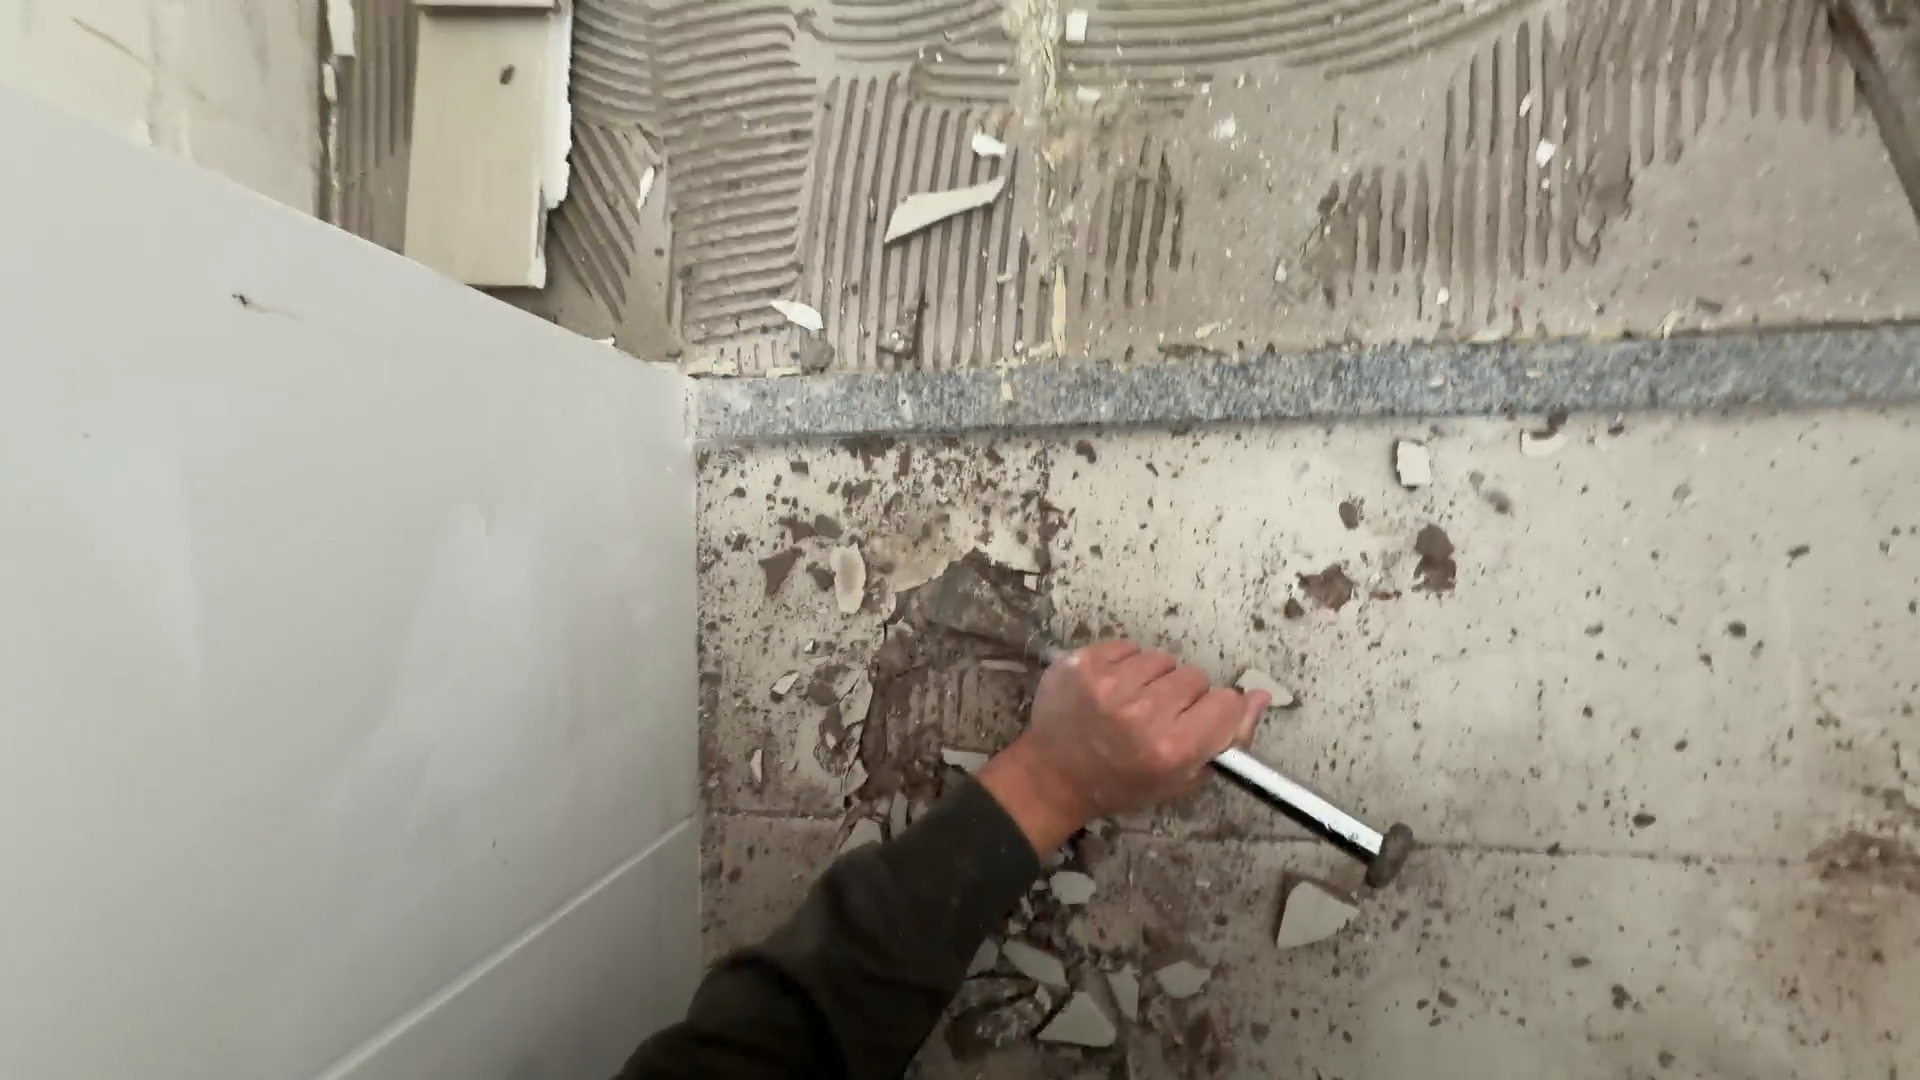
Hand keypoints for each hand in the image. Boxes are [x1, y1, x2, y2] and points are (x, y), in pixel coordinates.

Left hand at [977, 642, 1270, 853]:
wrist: (1054, 774)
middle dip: (1184, 694)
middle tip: (1160, 715)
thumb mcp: (1181, 777)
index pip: (1226, 702)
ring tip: (1134, 701)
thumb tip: (1261, 695)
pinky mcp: (1083, 663)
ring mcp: (1108, 684)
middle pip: (1194, 676)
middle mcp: (1141, 713)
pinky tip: (1114, 688)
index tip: (1199, 720)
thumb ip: (1228, 739)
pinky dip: (1126, 663)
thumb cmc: (1121, 782)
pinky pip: (1128, 646)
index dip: (1217, 711)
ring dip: (1155, 677)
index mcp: (1172, 748)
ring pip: (1162, 658)